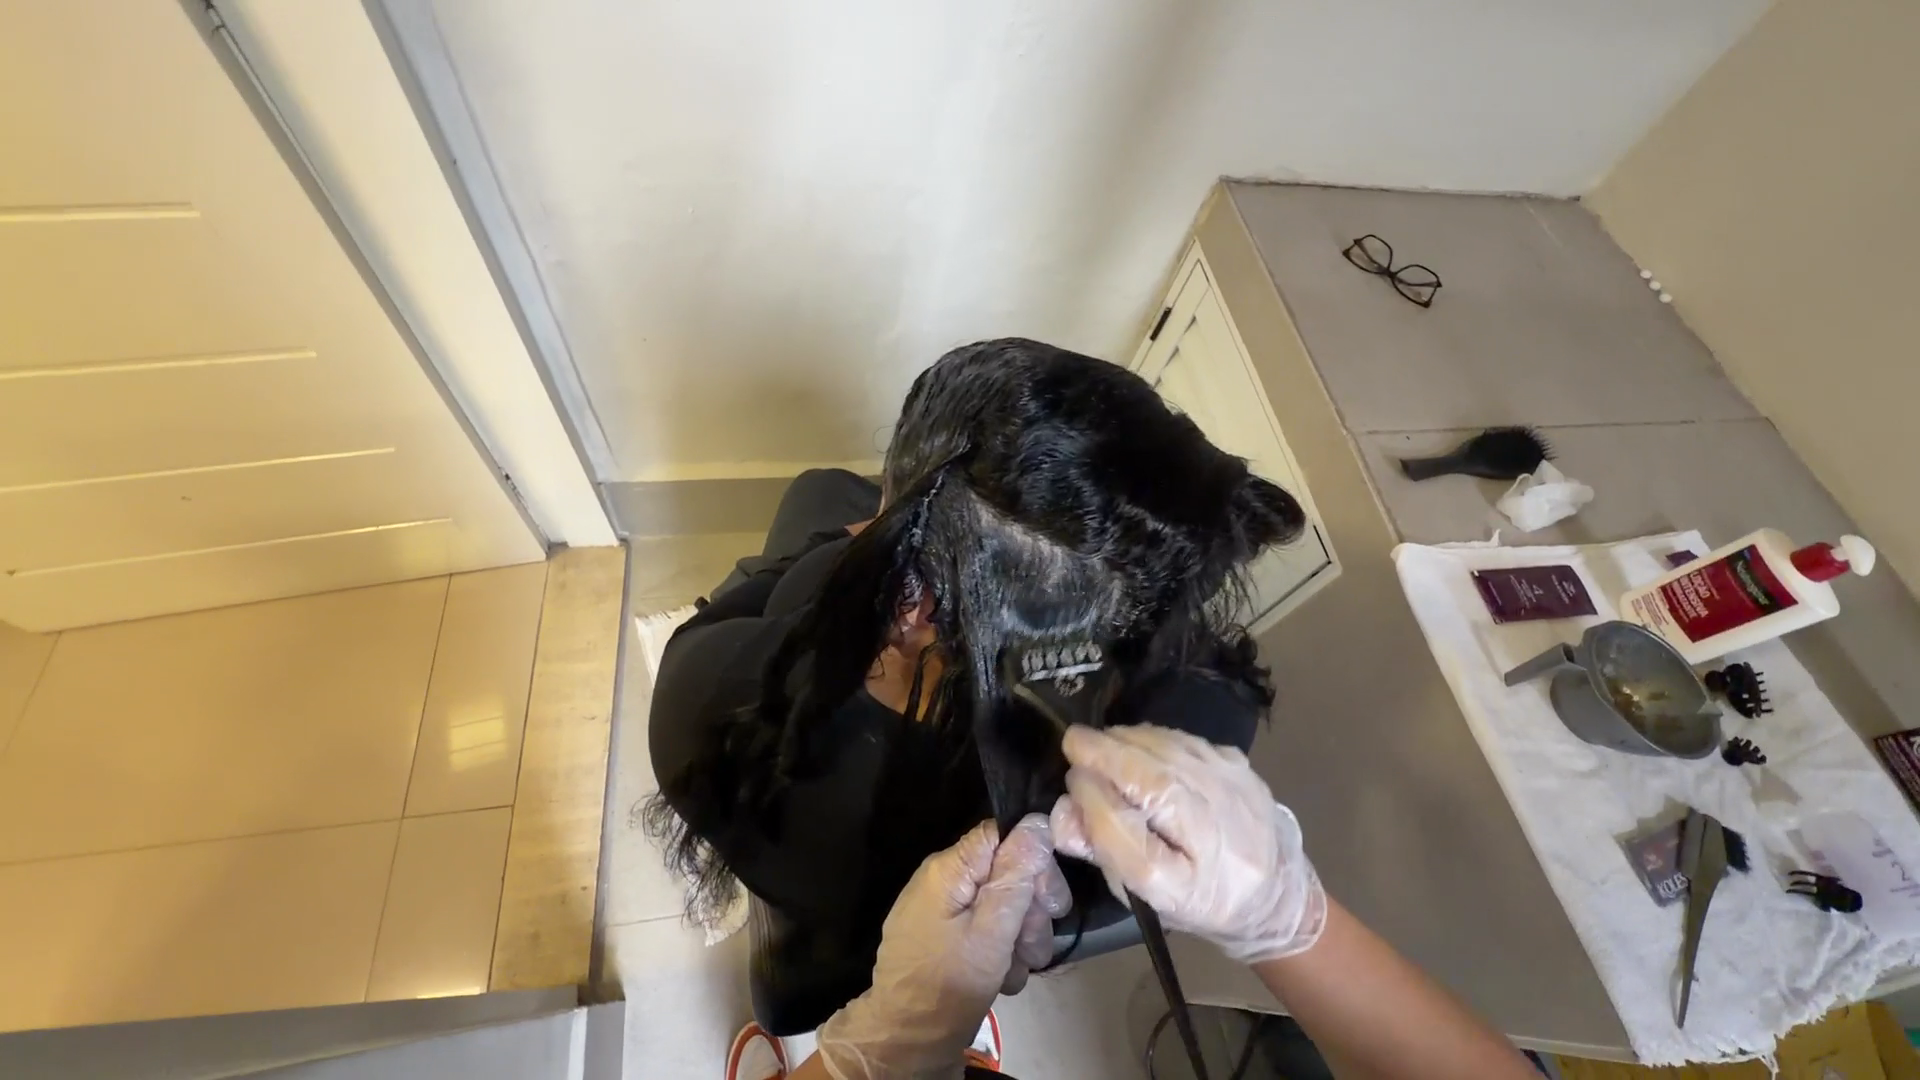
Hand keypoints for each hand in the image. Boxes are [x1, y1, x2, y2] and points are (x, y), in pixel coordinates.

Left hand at [817, 815, 1069, 1079]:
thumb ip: (1015, 876)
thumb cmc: (949, 984)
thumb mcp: (992, 932)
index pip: (1002, 834)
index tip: (1050, 899)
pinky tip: (1003, 977)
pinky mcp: (943, 935)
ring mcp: (941, 908)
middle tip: (1035, 945)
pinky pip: (982, 927)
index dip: (1033, 861)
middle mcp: (943, 879)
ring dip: (1019, 936)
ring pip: (998, 903)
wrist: (905, 1042)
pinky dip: (999, 949)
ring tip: (1018, 969)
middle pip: (1003, 870)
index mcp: (949, 868)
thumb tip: (1037, 821)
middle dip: (1029, 908)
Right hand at [1050, 724, 1325, 962]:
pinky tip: (1139, 748)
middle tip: (1074, 745)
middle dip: (1103, 753)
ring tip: (1103, 746)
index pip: (1124, 830)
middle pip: (1151, 780)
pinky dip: (1152, 738)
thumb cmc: (1196, 899)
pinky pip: (1183, 739)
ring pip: (1166, 749)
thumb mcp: (1142, 892)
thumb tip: (1061, 810)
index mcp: (1183, 884)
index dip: (1090, 797)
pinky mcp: (1240, 766)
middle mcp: (1214, 836)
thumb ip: (1098, 849)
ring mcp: (1233, 794)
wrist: (1275, 893)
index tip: (1072, 780)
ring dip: (1125, 740)